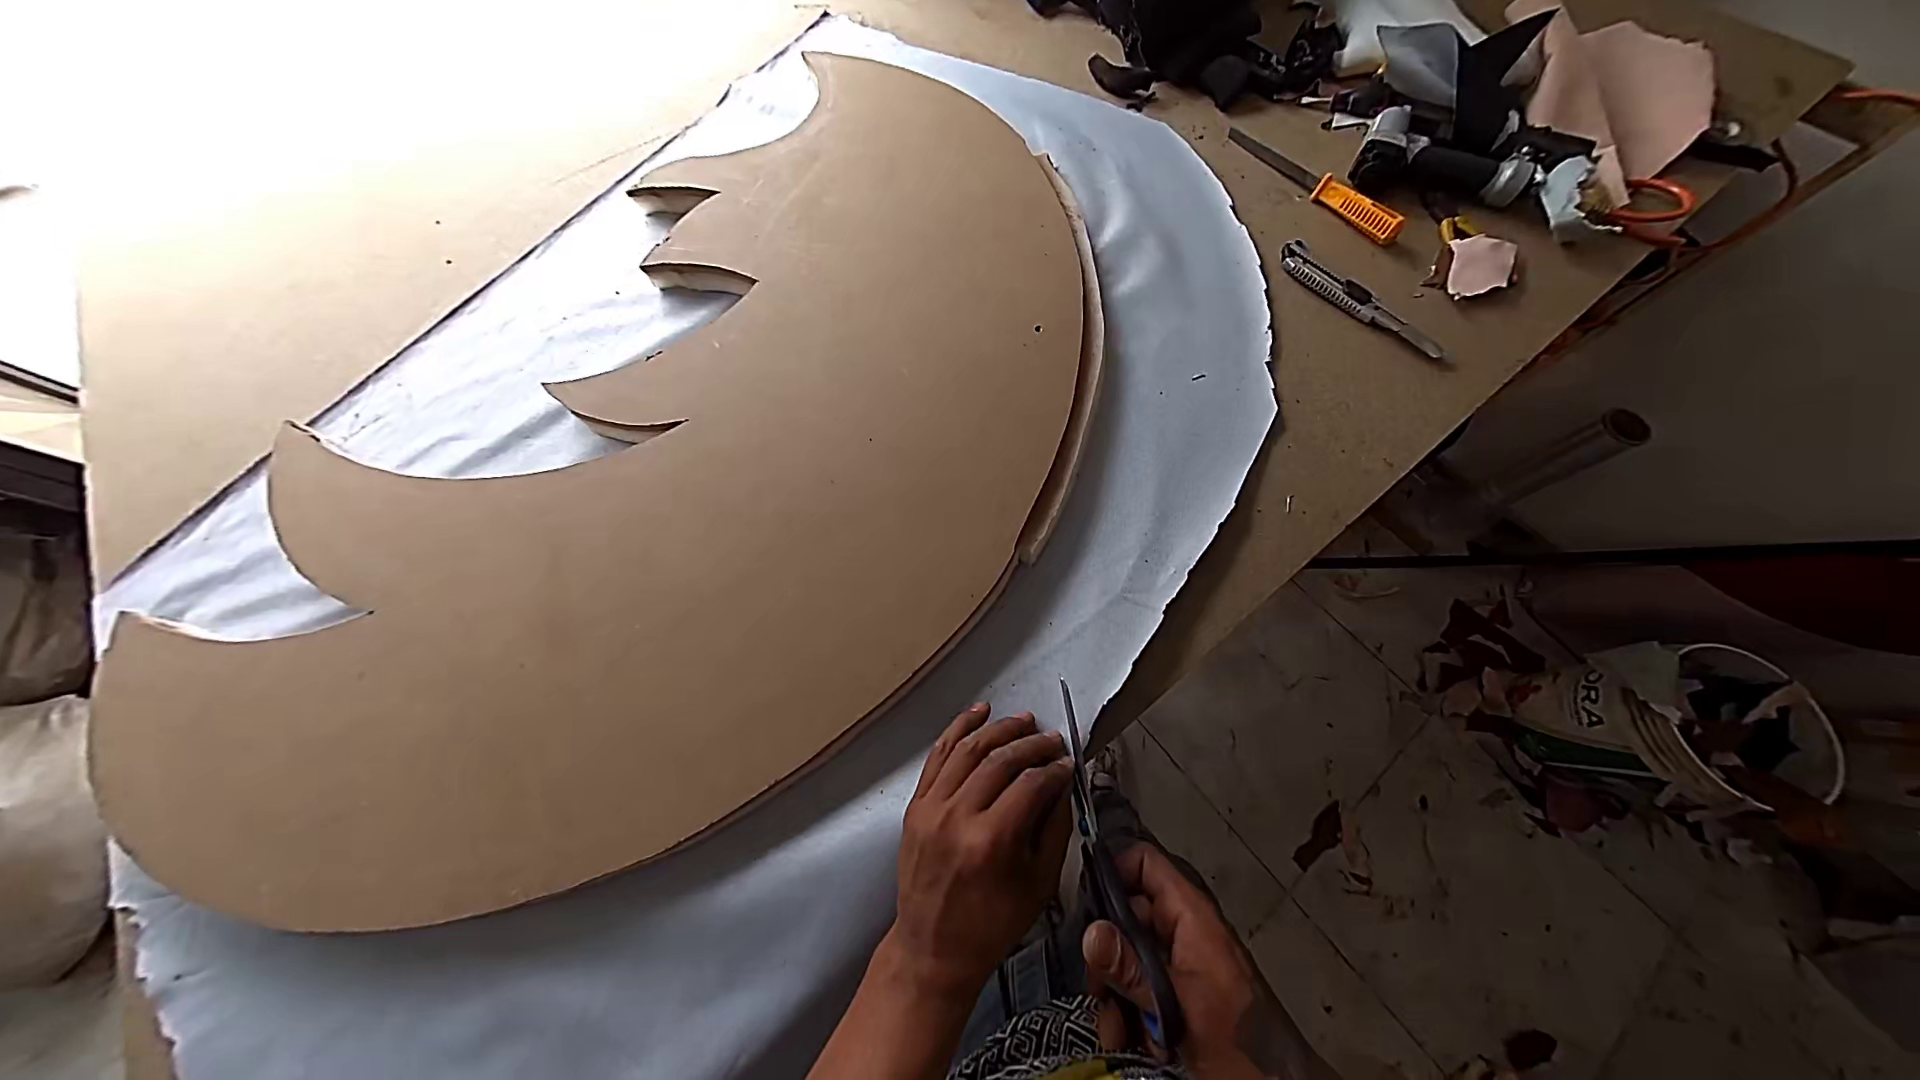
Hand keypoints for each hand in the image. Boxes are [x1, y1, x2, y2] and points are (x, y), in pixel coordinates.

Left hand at [884, 704, 1074, 999]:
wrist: (932, 948)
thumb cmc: (988, 925)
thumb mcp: (1038, 885)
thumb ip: (1054, 829)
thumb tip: (1060, 786)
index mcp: (990, 842)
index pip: (1029, 784)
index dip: (1054, 769)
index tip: (1067, 764)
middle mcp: (956, 817)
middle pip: (1000, 760)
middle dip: (1031, 743)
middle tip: (1051, 739)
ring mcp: (931, 808)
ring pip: (968, 749)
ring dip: (998, 729)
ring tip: (1021, 721)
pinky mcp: (916, 805)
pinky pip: (938, 755)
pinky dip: (958, 729)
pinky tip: (977, 715)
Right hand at [1083, 844, 1333, 1079]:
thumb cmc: (1242, 1045)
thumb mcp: (1179, 1006)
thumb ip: (1132, 969)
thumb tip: (1091, 933)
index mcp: (1190, 914)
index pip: (1142, 862)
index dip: (1111, 871)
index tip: (1085, 905)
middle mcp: (1181, 928)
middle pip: (1125, 913)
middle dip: (1106, 953)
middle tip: (1098, 989)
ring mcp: (1178, 961)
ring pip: (1126, 954)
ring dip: (1113, 990)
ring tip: (1116, 1027)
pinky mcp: (1176, 992)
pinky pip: (1137, 985)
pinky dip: (1126, 1010)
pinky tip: (1127, 1037)